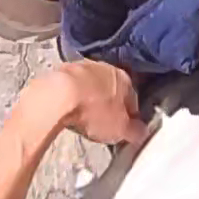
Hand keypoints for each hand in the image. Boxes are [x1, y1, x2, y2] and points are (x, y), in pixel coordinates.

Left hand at [22, 61, 146, 145]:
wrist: (58, 96)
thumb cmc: (94, 110)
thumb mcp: (121, 129)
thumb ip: (135, 131)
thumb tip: (141, 132)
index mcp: (123, 78)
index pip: (133, 99)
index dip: (131, 117)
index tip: (126, 131)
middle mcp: (104, 66)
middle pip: (112, 89)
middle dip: (110, 106)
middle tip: (105, 127)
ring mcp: (82, 66)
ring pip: (92, 86)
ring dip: (91, 100)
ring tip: (86, 120)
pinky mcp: (62, 71)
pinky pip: (73, 87)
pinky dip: (74, 97)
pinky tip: (71, 111)